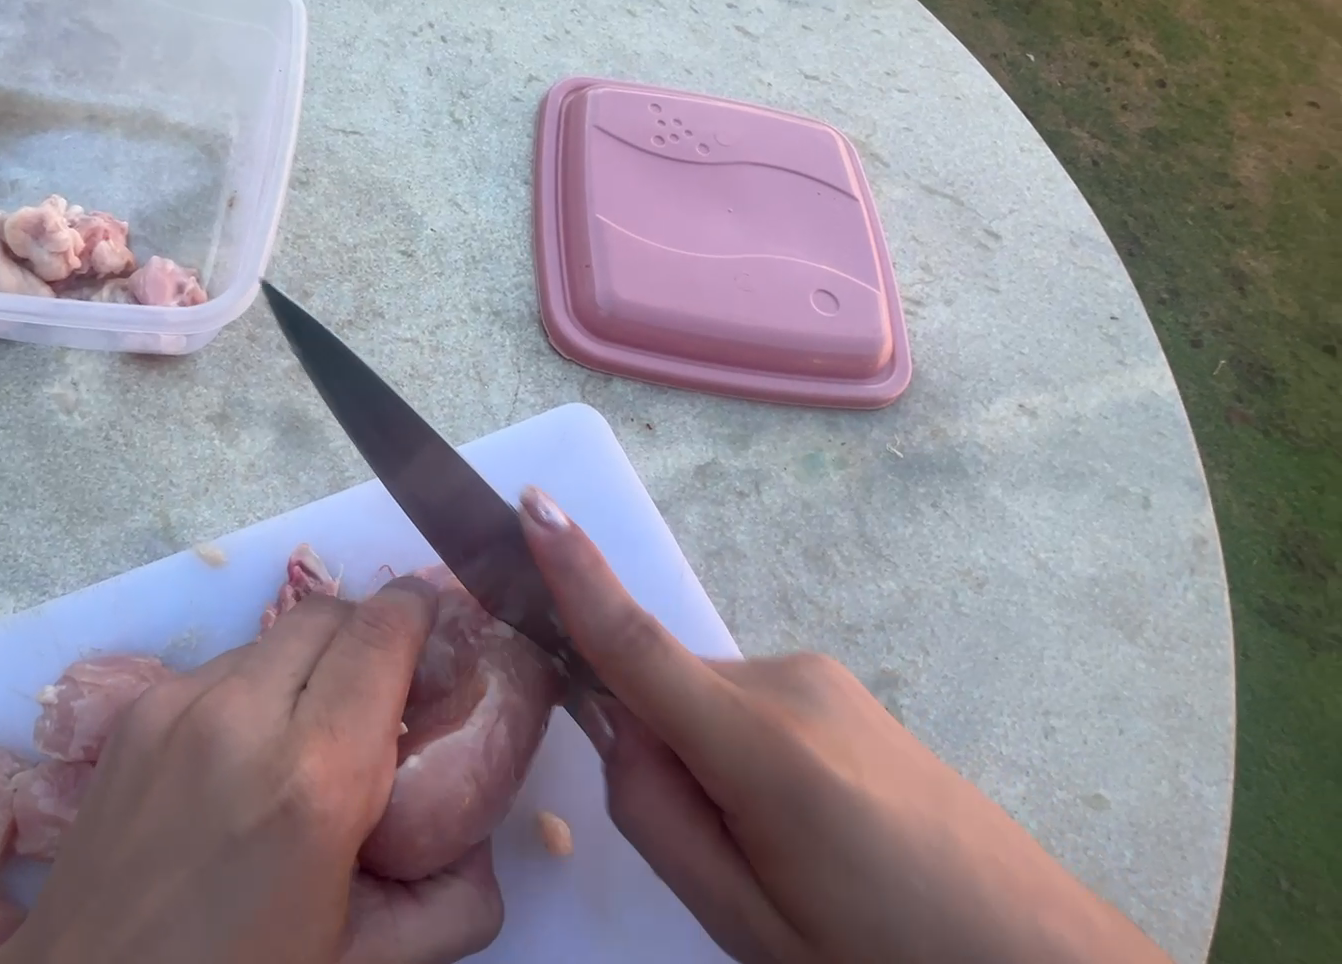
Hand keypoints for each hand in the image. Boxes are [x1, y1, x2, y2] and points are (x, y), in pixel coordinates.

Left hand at [0, 579, 502, 963]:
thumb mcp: (366, 960)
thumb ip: (449, 901)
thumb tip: (478, 842)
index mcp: (315, 779)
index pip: (381, 633)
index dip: (416, 609)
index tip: (432, 617)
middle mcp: (242, 716)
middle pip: (329, 613)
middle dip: (367, 630)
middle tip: (383, 682)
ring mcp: (178, 703)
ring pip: (273, 638)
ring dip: (309, 661)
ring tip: (309, 725)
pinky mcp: (136, 709)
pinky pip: (222, 665)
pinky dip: (255, 685)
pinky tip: (245, 749)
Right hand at [516, 487, 1170, 963]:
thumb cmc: (889, 961)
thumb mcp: (745, 920)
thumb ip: (653, 811)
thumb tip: (614, 719)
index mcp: (762, 749)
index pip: (636, 643)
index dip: (575, 572)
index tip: (534, 505)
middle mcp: (788, 683)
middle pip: (658, 688)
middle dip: (653, 750)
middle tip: (715, 853)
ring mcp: (820, 678)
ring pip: (699, 700)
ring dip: (698, 757)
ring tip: (774, 852)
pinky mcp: (838, 687)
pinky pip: (741, 703)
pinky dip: (733, 748)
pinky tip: (802, 824)